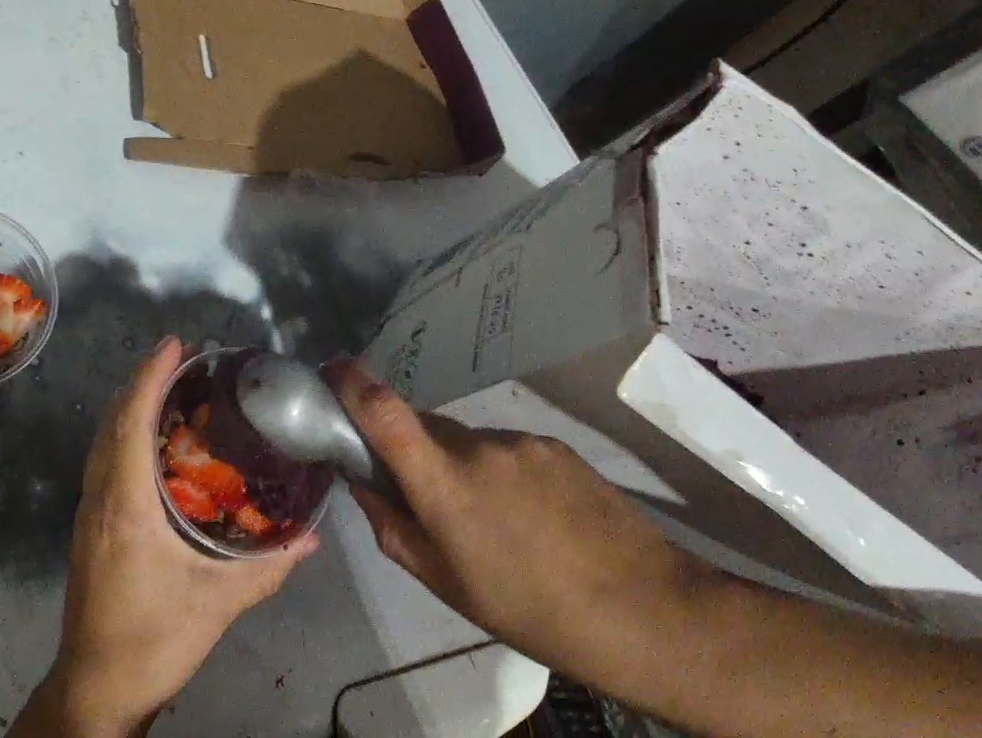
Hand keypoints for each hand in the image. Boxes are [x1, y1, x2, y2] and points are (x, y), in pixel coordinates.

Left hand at [13, 337, 319, 737]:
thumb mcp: (216, 605)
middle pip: (113, 422)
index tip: (174, 345)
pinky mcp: (88, 525)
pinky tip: (152, 441)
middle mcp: (99, 497)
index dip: (151, 378)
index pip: (132, 424)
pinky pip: (103, 460)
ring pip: (103, 440)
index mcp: (125, 507)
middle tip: (182, 359)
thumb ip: (266, 569)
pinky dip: (124, 433)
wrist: (97, 685)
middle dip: (143, 382)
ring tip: (169, 388)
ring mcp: (87, 510)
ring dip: (131, 405)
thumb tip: (312, 537)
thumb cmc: (154, 640)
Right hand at [328, 359, 712, 675]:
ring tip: (489, 523)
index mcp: (442, 482)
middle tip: (421, 499)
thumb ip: (392, 526)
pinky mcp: (555, 447)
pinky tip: (528, 519)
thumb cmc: (532, 611)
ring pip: (464, 442)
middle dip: (409, 451)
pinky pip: (504, 449)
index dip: (350, 382)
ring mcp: (520, 442)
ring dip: (458, 467)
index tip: (329, 369)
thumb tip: (363, 484)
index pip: (383, 411)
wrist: (652, 612)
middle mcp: (476, 446)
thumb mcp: (445, 584)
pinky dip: (498, 473)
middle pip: (422, 428)